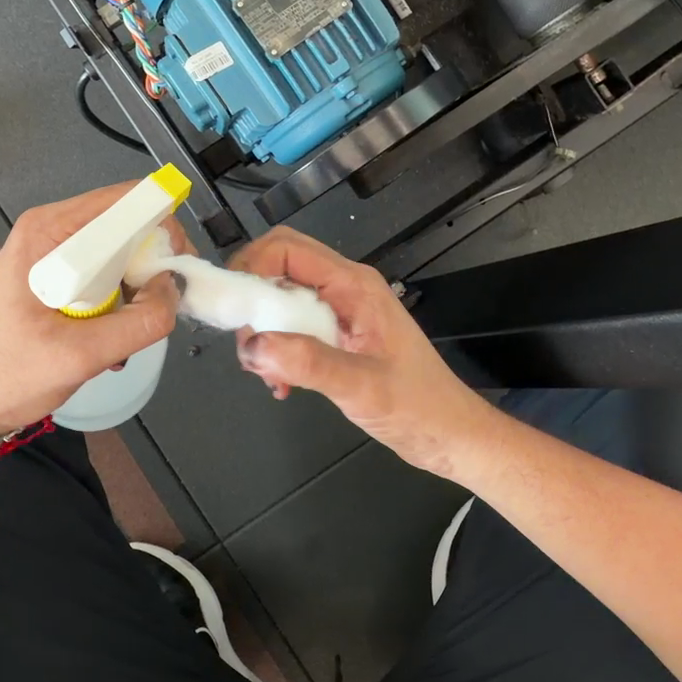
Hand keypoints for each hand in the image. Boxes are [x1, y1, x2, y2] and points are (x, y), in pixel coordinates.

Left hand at [0, 184, 185, 440]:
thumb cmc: (11, 377)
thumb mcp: (81, 355)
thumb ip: (139, 322)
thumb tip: (175, 289)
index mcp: (48, 231)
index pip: (124, 200)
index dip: (161, 224)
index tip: (178, 264)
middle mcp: (52, 230)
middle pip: (126, 221)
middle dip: (154, 258)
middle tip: (164, 302)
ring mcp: (54, 251)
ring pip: (122, 248)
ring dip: (139, 283)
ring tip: (135, 324)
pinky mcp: (59, 274)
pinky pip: (109, 269)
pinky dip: (124, 296)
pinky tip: (116, 330)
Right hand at [229, 226, 492, 476]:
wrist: (449, 434)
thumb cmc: (418, 407)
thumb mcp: (362, 387)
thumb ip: (309, 363)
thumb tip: (255, 346)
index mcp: (355, 285)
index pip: (288, 248)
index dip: (252, 266)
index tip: (233, 307)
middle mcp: (345, 288)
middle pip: (280, 264)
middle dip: (251, 296)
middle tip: (245, 339)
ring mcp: (341, 310)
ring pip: (282, 296)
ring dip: (263, 328)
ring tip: (264, 369)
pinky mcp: (337, 334)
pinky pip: (292, 325)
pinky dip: (277, 348)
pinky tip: (281, 382)